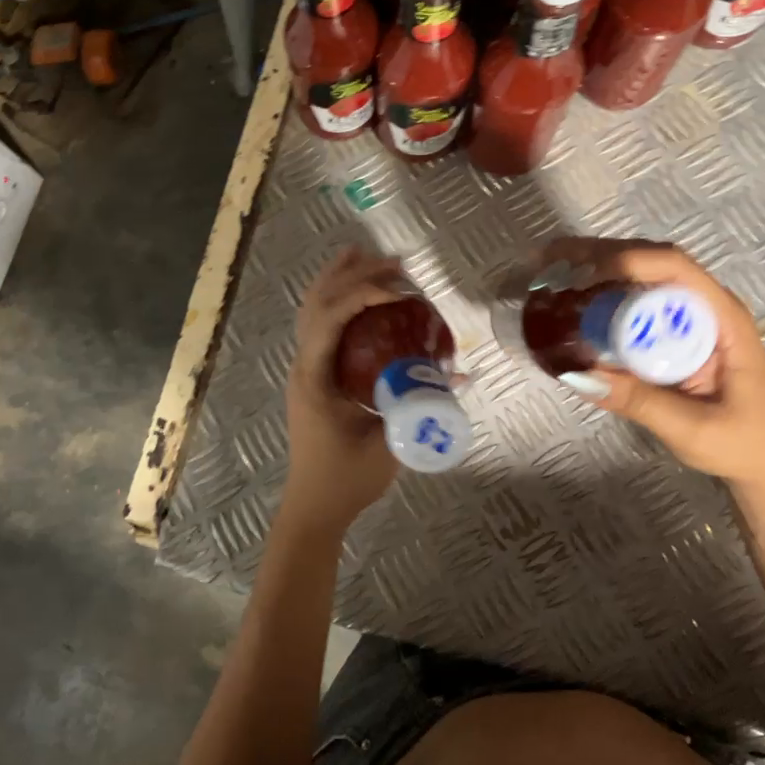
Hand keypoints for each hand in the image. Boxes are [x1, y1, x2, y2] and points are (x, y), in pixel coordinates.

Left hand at [279, 246, 405, 537]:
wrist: (315, 507)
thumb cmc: (347, 479)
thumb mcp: (390, 442)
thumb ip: (423, 406)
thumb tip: (461, 375)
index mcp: (314, 377)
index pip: (328, 320)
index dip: (360, 295)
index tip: (398, 290)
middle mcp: (303, 365)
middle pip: (317, 304)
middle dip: (352, 275)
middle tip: (393, 262)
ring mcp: (304, 370)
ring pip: (312, 311)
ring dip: (338, 281)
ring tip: (368, 257)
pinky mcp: (313, 377)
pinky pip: (319, 326)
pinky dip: (337, 302)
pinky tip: (360, 296)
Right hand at [538, 239, 764, 485]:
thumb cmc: (742, 444)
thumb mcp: (692, 429)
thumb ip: (641, 402)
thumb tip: (580, 373)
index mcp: (722, 318)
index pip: (675, 268)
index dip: (626, 261)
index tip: (582, 278)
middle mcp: (705, 307)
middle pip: (650, 260)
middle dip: (598, 255)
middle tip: (548, 263)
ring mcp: (689, 318)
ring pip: (640, 275)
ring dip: (595, 269)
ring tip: (550, 275)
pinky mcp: (673, 334)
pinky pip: (634, 302)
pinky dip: (600, 295)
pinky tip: (571, 302)